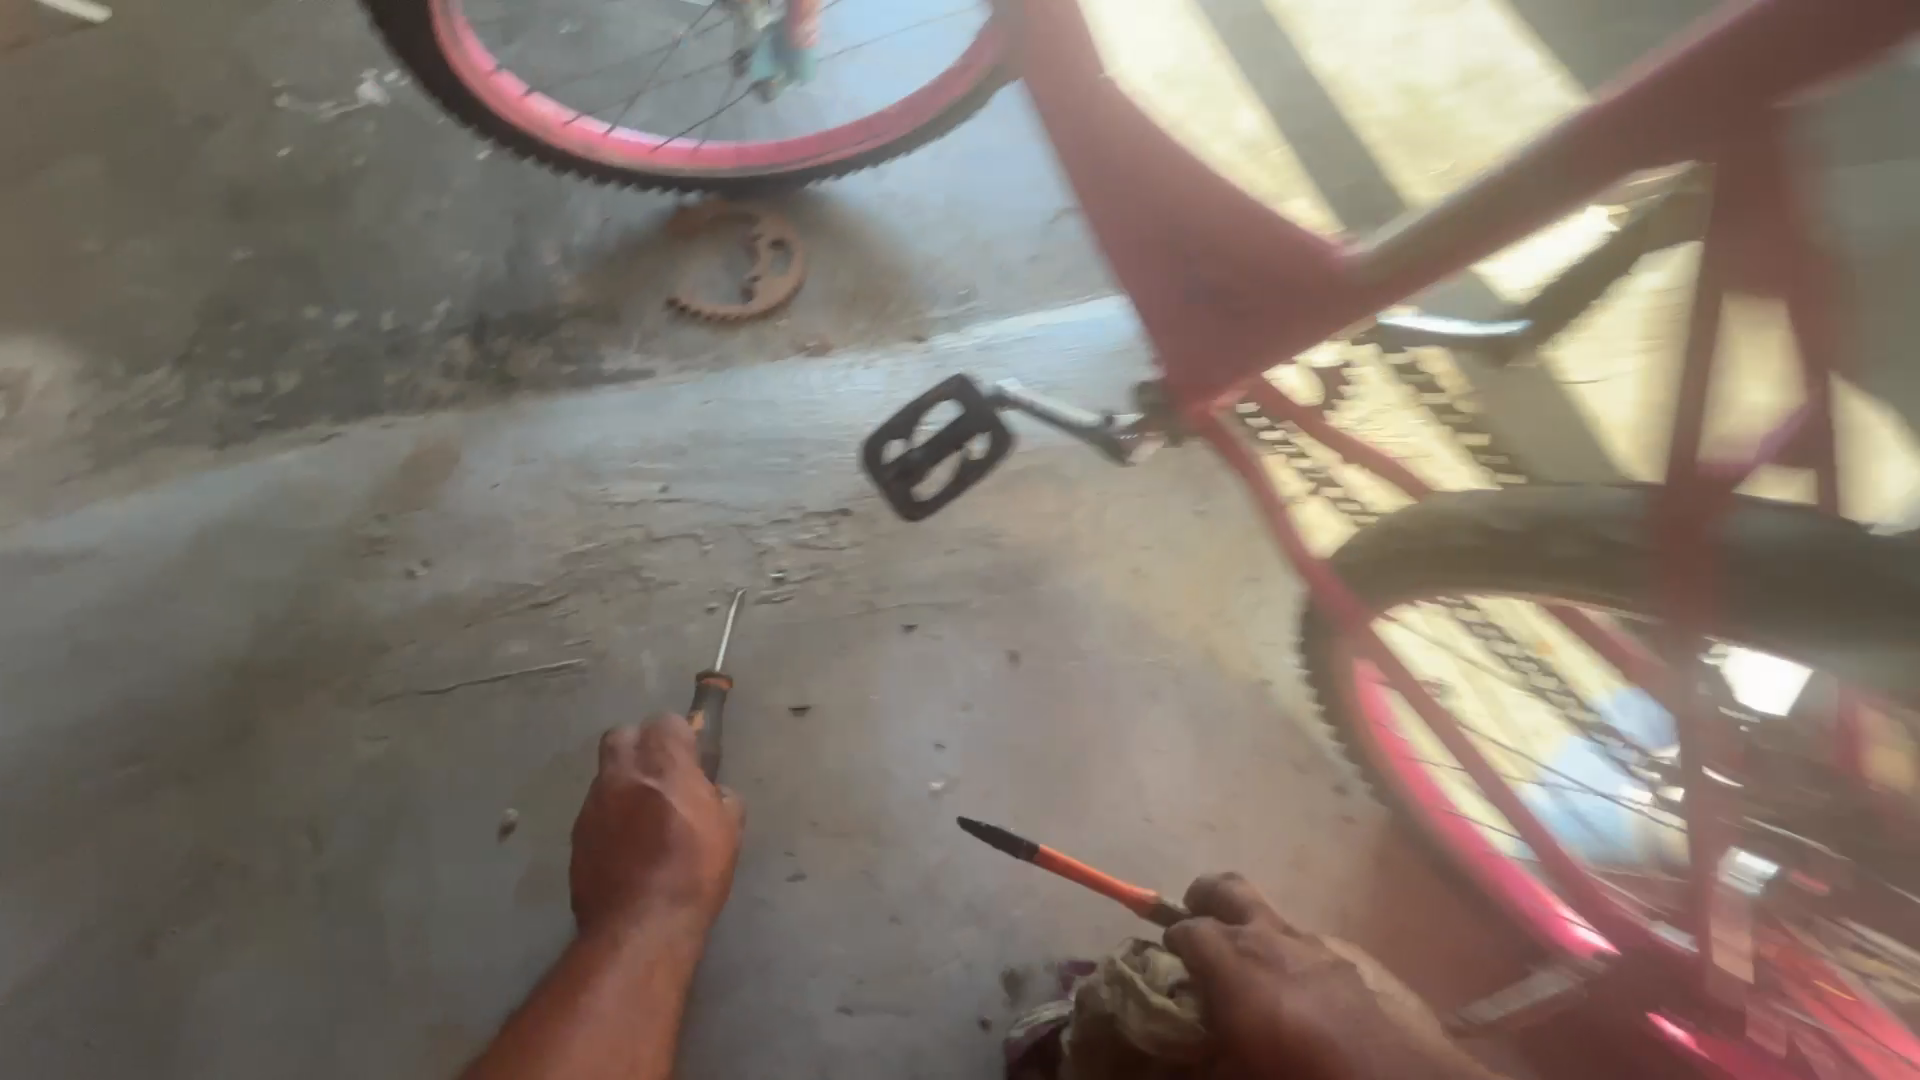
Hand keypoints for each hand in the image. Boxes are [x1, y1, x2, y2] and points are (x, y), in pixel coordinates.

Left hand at [569, 716, 744, 935]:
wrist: (641, 926)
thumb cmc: (695, 871)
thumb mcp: (730, 829)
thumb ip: (721, 797)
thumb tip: (711, 793)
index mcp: (665, 765)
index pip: (665, 722)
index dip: (679, 737)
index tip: (690, 759)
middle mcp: (623, 775)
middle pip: (622, 735)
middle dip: (640, 746)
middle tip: (660, 774)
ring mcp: (593, 805)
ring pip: (605, 774)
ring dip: (624, 784)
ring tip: (643, 816)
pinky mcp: (576, 836)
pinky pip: (594, 810)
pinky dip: (610, 817)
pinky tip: (626, 845)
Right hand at [1165, 873, 1491, 1079]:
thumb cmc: (1302, 1076)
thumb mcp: (1237, 1075)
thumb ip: (1202, 1061)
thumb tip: (1174, 1062)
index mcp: (1231, 960)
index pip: (1185, 930)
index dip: (1173, 944)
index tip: (1170, 965)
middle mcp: (1268, 937)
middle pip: (1225, 888)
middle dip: (1204, 897)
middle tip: (1197, 921)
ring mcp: (1314, 943)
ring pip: (1271, 914)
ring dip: (1253, 930)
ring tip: (1255, 970)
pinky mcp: (1352, 959)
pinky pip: (1310, 944)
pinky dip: (1294, 957)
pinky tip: (1306, 997)